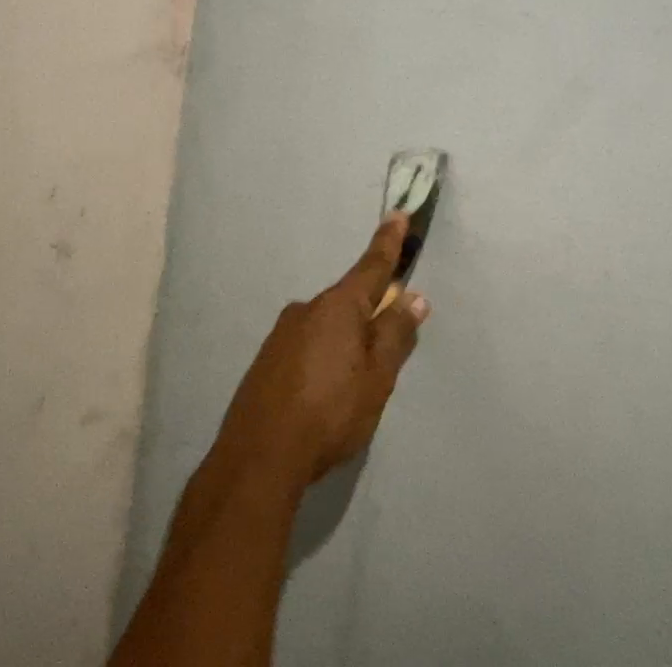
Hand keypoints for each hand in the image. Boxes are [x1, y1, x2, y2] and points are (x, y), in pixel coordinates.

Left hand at [214, 214, 431, 483]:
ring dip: (346, 339)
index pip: (372, 267)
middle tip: (388, 343)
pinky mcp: (266, 361)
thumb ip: (395, 333)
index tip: (398, 214)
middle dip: (371, 311)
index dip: (388, 242)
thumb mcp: (377, 376)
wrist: (258, 458)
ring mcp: (281, 335)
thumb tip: (413, 296)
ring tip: (355, 380)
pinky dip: (324, 356)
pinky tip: (325, 390)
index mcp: (338, 307)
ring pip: (327, 325)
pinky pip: (307, 345)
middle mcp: (306, 310)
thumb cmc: (331, 412)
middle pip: (350, 301)